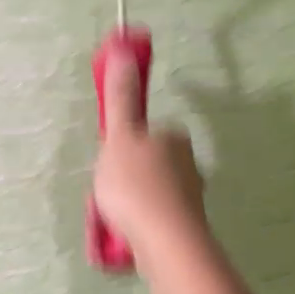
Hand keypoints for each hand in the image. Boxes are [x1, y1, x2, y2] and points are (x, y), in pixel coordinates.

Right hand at [95, 52, 210, 265]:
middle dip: (122, 180)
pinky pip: (152, 222)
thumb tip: (123, 49)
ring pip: (147, 196)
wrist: (165, 244)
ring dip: (127, 207)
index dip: (121, 146)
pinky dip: (136, 228)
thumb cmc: (137, 187)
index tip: (109, 162)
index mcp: (174, 137)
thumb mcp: (119, 137)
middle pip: (143, 166)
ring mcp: (188, 198)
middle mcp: (187, 164)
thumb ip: (120, 97)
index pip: (143, 133)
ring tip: (113, 222)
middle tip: (105, 196)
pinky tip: (125, 239)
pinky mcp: (184, 227)